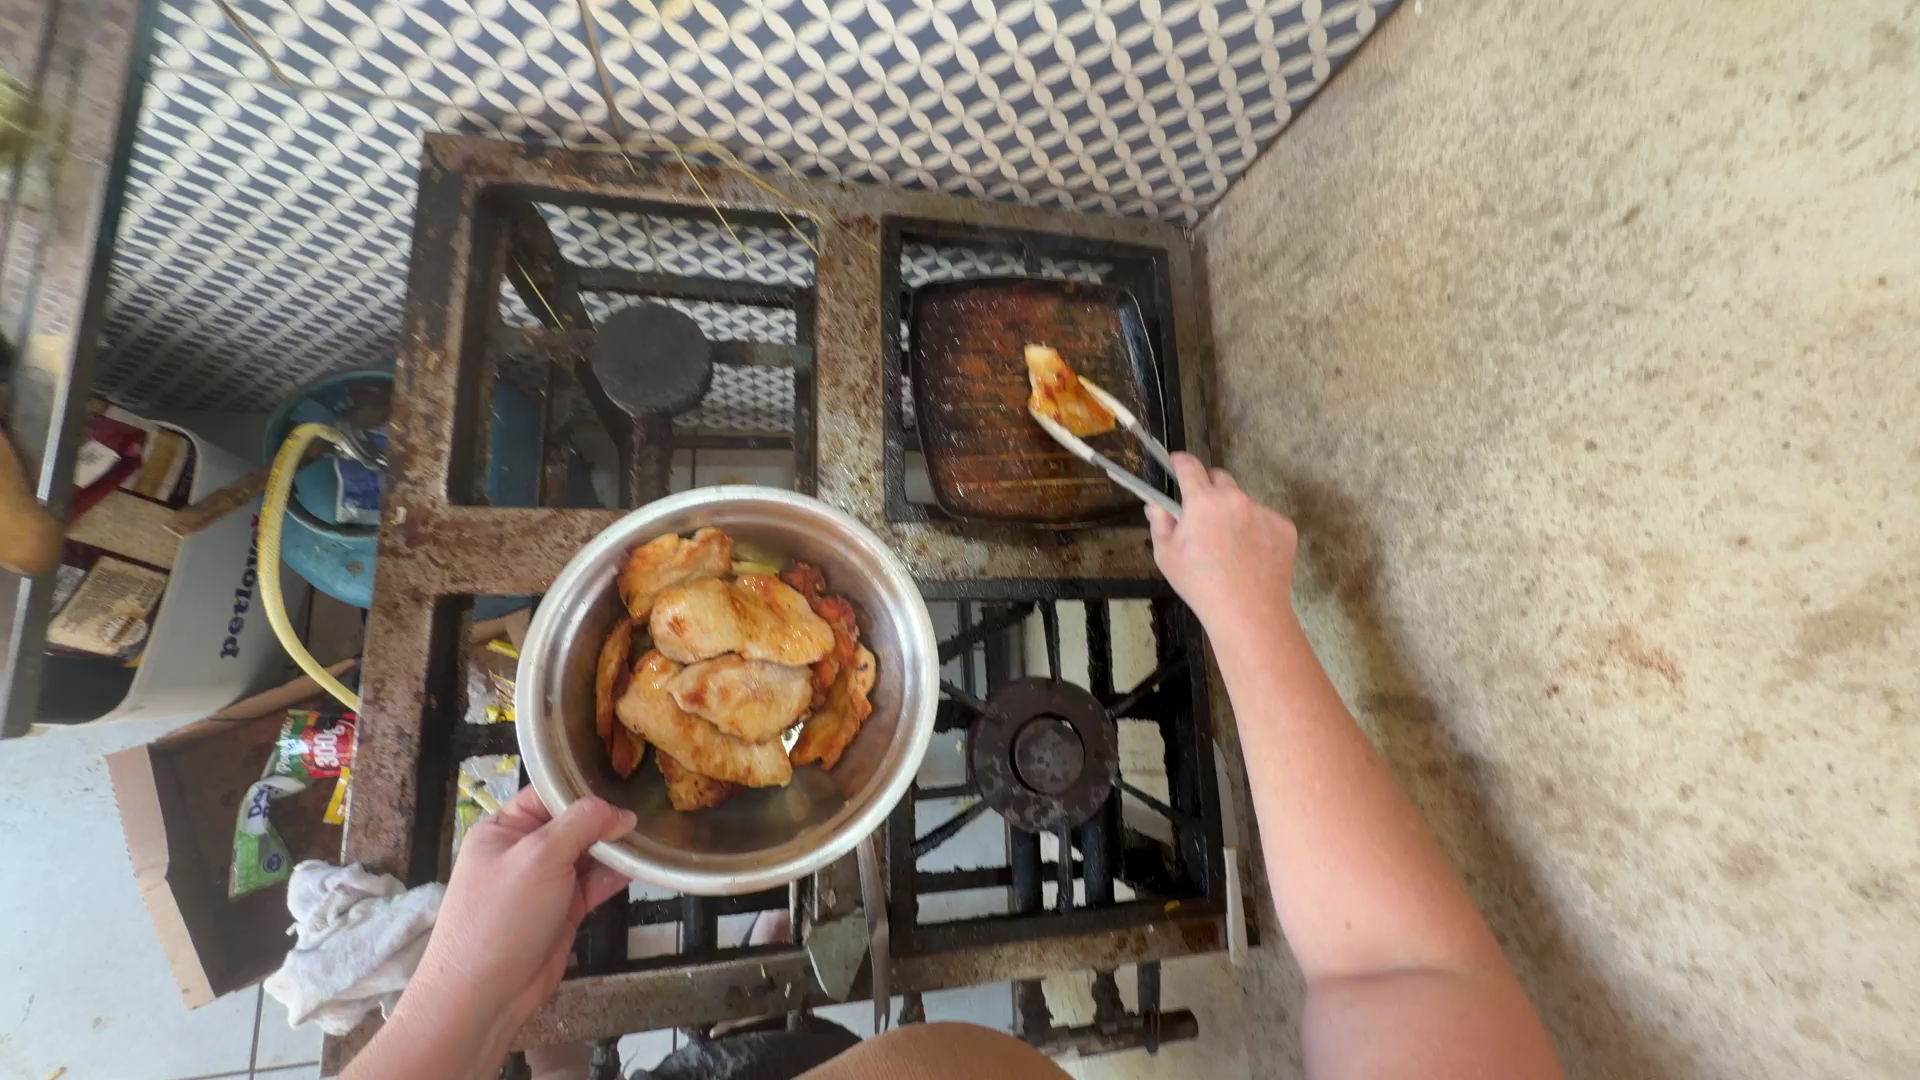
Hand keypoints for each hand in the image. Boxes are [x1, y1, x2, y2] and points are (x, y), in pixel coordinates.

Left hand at [405, 789, 634, 1035]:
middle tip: (645, 812)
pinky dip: (618, 874)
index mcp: (505, 829)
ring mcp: (545, 881)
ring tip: (649, 838)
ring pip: (590, 852)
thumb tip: (624, 813)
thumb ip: (584, 823)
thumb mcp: (541, 856)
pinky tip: (642, 865)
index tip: (624, 781)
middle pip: (575, 822)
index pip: (549, 793)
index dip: (584, 788)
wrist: (483, 999)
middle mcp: (525, 851)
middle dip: (607, 819)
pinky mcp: (564, 908)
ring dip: (617, 848)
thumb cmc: (501, 916)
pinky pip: (597, 881)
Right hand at [1146, 453, 1298, 630]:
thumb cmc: (1200, 584)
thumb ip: (1160, 524)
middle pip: (1220, 478)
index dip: (1181, 461)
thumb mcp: (1166, 556)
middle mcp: (1236, 499)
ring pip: (1243, 502)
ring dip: (1232, 513)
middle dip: (1208, 488)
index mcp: (1203, 502)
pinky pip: (1265, 520)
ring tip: (1228, 546)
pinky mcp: (1284, 528)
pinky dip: (1255, 531)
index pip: (1190, 468)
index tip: (1177, 461)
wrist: (1248, 611)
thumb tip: (1156, 506)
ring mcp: (1264, 512)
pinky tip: (1248, 556)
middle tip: (1201, 511)